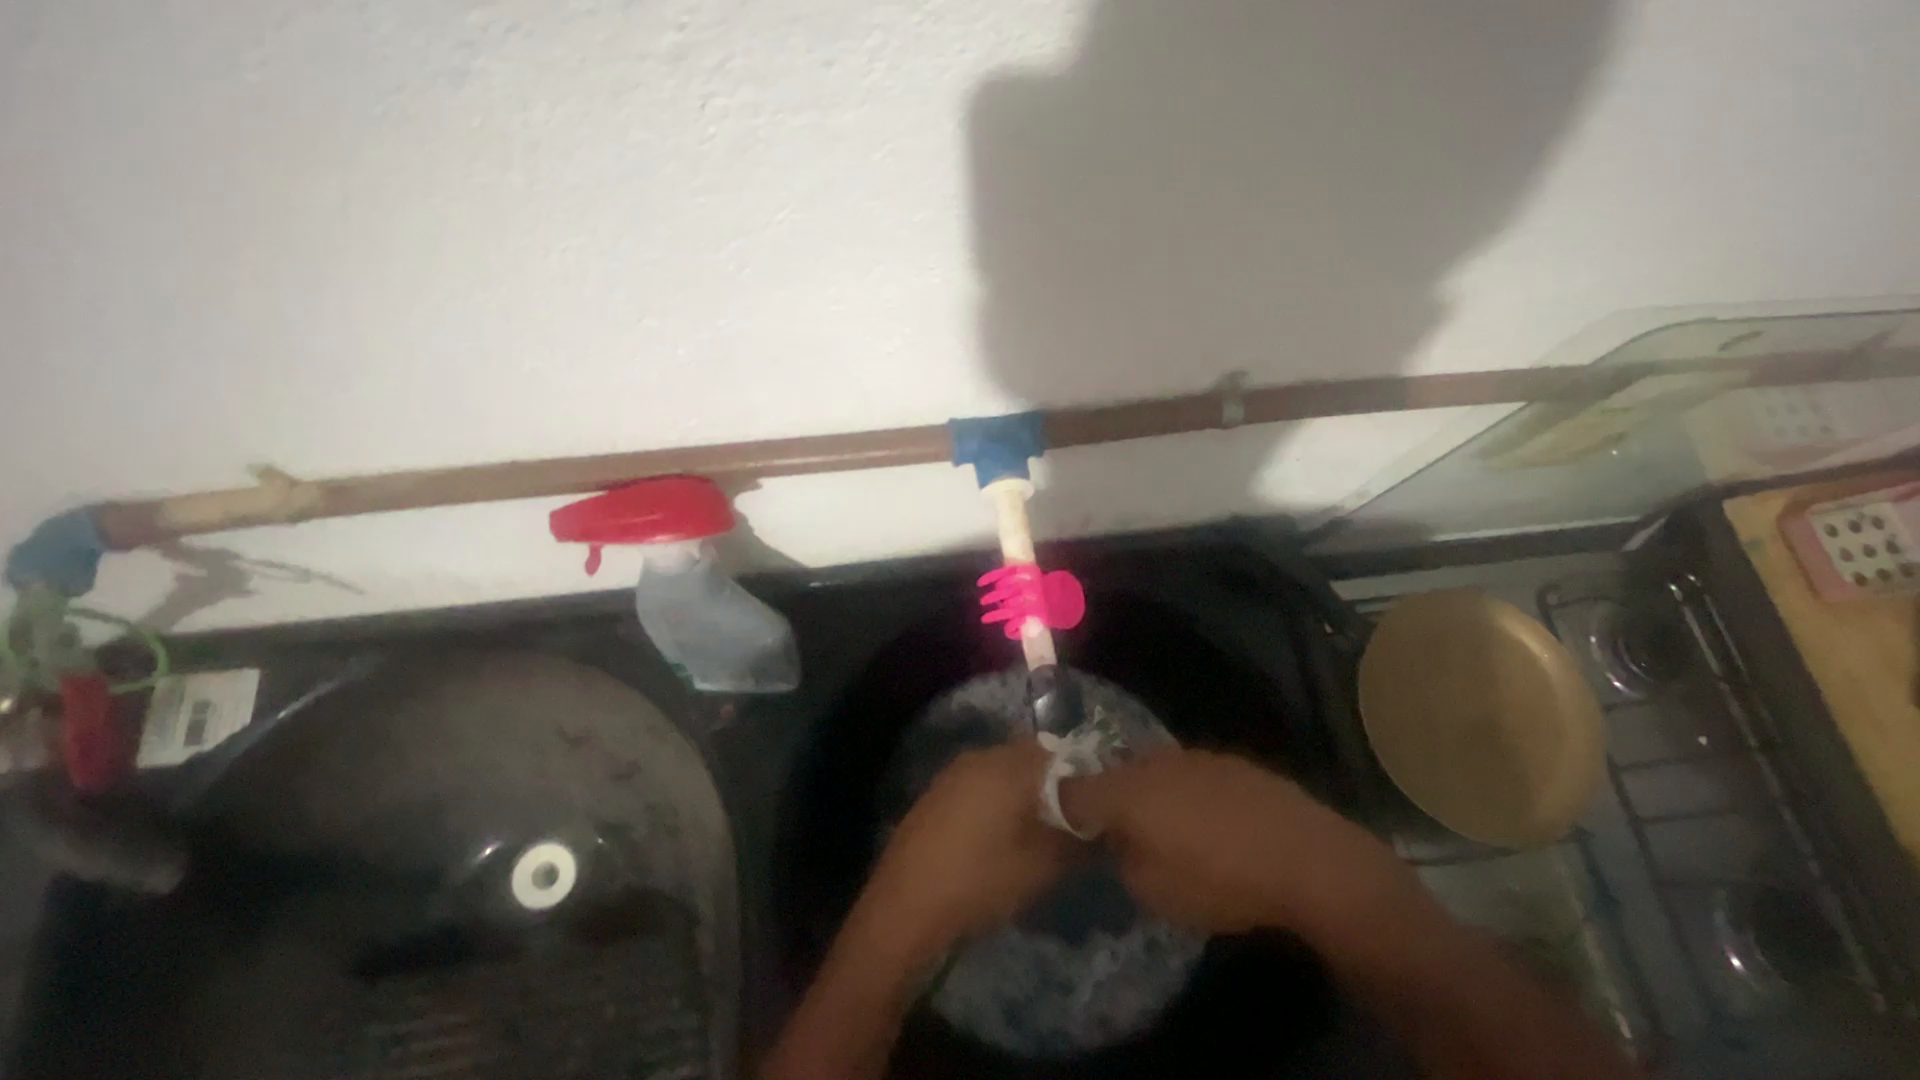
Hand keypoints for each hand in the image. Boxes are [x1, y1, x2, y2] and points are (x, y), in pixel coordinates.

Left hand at [860, 739, 1073, 957]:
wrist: (906, 908)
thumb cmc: (981, 880)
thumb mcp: (1042, 866)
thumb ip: (1078, 841)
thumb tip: (1100, 828)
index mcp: (1006, 765)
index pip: (1057, 753)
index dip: (1079, 779)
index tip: (1092, 810)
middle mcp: (977, 759)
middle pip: (1026, 761)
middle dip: (1049, 789)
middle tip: (1066, 827)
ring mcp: (950, 777)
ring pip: (999, 776)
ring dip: (1020, 798)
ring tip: (1034, 838)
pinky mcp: (933, 799)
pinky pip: (975, 791)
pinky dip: (993, 807)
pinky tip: (997, 843)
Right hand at [1060, 748, 1429, 938]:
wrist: (1311, 862)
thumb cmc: (1223, 881)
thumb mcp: (1155, 891)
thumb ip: (1122, 859)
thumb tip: (1116, 842)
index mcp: (1127, 790)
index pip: (1073, 791)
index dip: (1062, 810)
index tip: (1065, 831)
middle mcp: (1156, 762)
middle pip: (1116, 776)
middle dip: (1110, 802)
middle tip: (1117, 835)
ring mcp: (1198, 757)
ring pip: (1157, 773)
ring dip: (1152, 796)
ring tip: (1167, 831)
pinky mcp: (1235, 763)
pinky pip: (1193, 776)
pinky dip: (1189, 795)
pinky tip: (1211, 824)